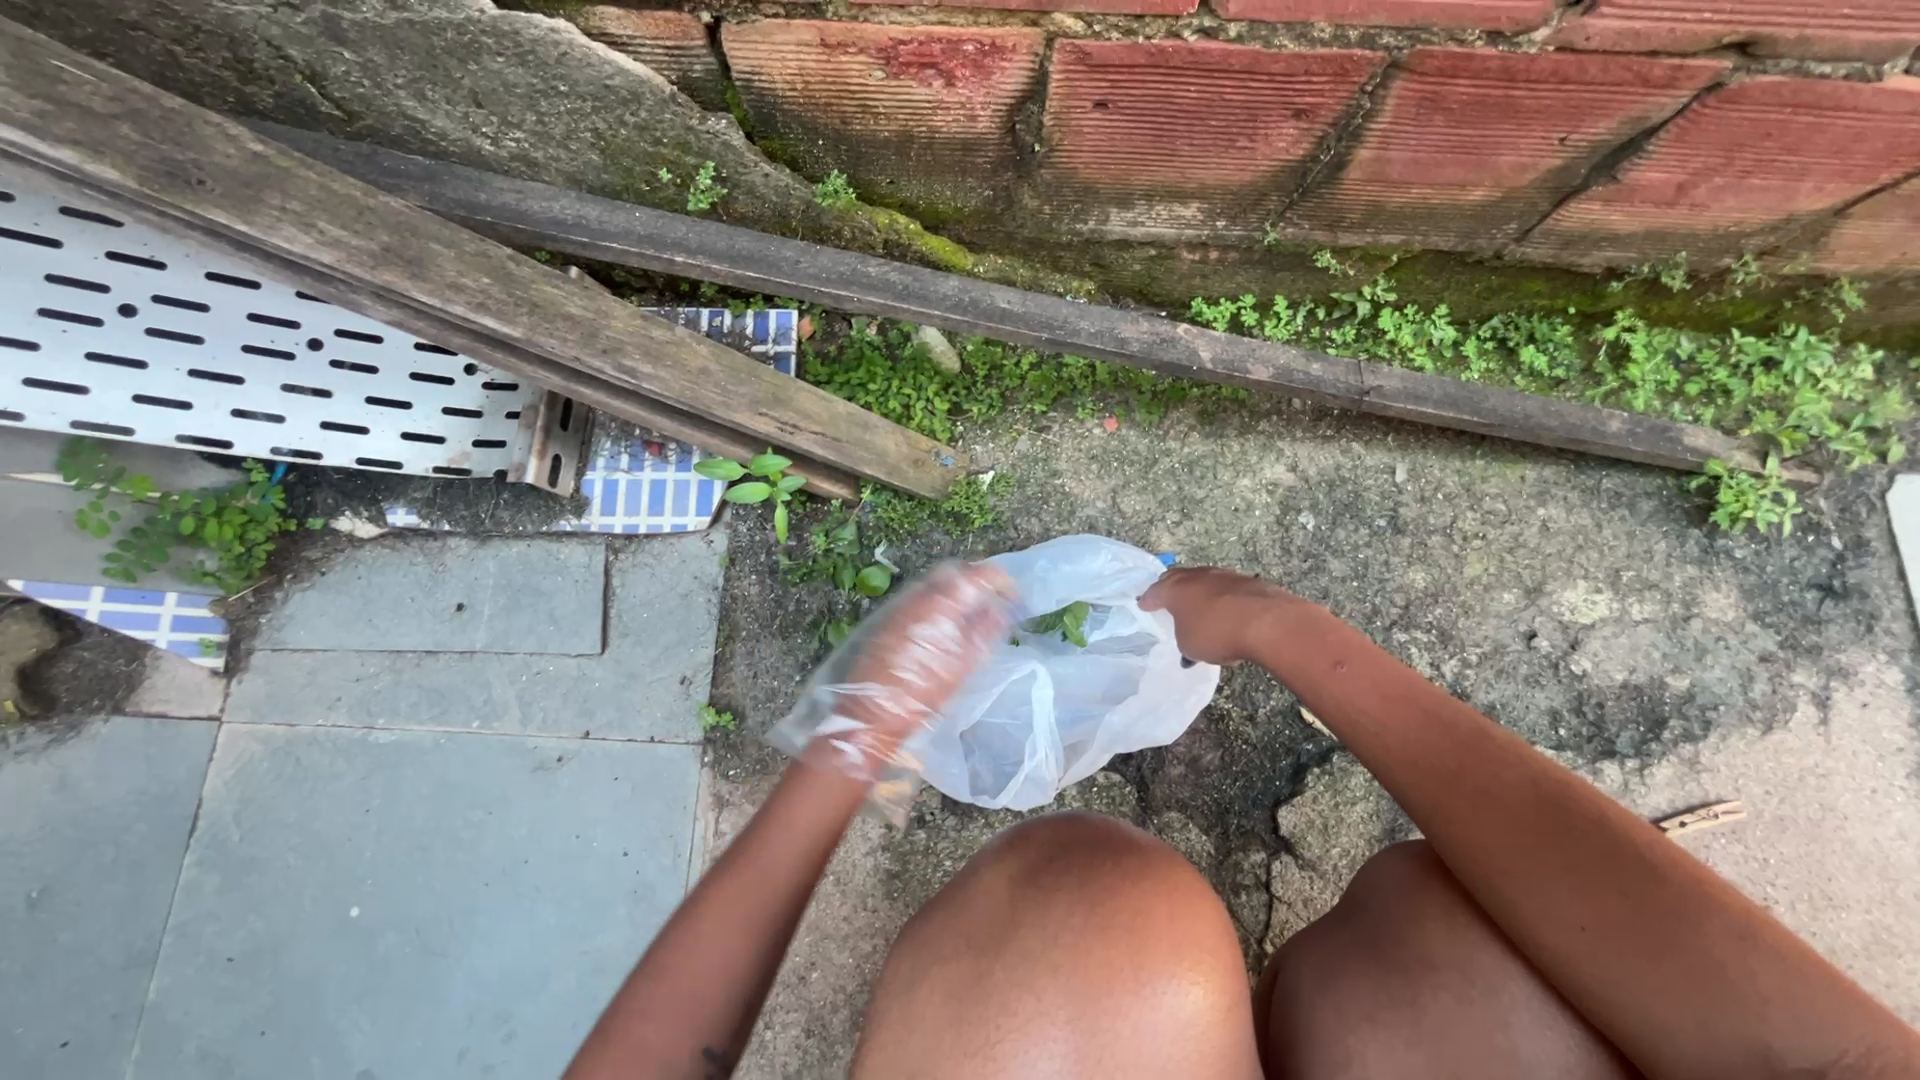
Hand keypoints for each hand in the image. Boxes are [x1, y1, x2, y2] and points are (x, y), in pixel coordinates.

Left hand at [805, 561, 1014, 777]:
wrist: (867, 716)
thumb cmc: (918, 699)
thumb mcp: (961, 670)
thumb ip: (983, 634)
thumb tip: (1000, 611)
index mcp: (939, 607)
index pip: (976, 575)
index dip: (999, 580)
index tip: (1012, 594)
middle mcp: (915, 598)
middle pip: (952, 571)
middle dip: (976, 580)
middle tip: (992, 599)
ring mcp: (896, 607)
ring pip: (932, 583)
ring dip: (955, 591)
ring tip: (971, 613)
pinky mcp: (884, 619)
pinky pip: (916, 598)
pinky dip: (936, 603)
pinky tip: (944, 626)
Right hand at [1139, 566, 1298, 665]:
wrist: (1266, 621)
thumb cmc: (1216, 632)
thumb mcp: (1189, 646)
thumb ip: (1185, 641)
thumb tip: (1189, 642)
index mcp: (1175, 589)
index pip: (1155, 592)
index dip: (1148, 600)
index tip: (1144, 604)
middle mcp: (1197, 577)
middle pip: (1178, 578)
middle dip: (1171, 588)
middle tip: (1167, 598)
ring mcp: (1224, 576)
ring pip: (1205, 582)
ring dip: (1201, 593)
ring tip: (1200, 608)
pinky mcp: (1249, 583)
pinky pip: (1228, 590)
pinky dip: (1224, 600)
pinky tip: (1228, 614)